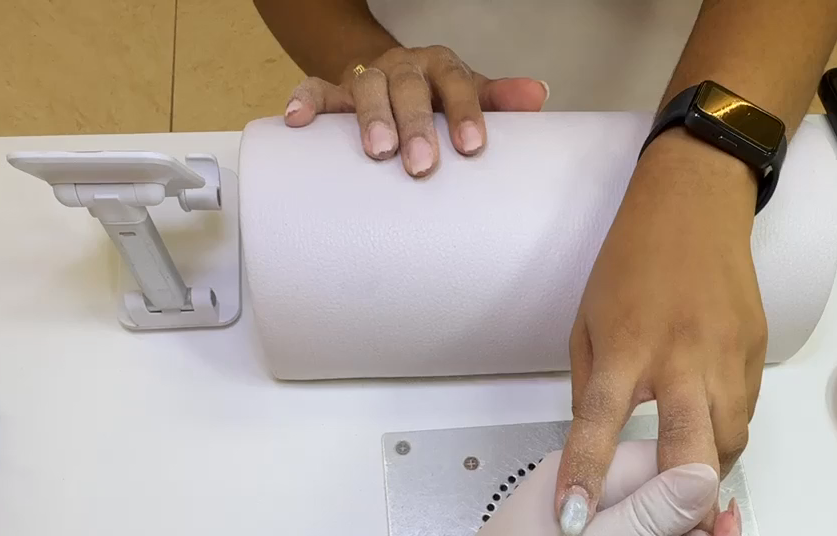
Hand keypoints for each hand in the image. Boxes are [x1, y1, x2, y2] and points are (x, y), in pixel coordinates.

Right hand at [283, 45, 547, 176]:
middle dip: (416, 125)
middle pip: (408, 87)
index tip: (472, 148)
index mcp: (440, 69)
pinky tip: (297, 122)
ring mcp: (367, 78)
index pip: (456, 83)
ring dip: (370, 118)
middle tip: (420, 165)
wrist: (392, 80)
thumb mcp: (468, 98)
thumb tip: (540, 96)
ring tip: (376, 152)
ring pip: (366, 88)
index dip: (464, 112)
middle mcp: (404, 69)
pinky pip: (317, 91)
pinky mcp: (335, 93)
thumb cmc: (436, 102)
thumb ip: (499, 100)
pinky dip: (305, 102)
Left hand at [413, 440, 717, 535]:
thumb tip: (707, 471)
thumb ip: (648, 516)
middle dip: (682, 529)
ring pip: (644, 510)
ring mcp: (574, 501)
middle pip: (657, 483)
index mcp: (581, 466)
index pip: (665, 458)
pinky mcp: (572, 529)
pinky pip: (623, 529)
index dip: (697, 501)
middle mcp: (580, 473)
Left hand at [556, 134, 765, 535]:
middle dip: (682, 514)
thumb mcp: (587, 326)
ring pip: (726, 446)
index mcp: (626, 349)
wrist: (698, 202)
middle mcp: (681, 359)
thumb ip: (594, 393)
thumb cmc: (626, 267)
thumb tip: (596, 456)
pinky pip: (742, 421)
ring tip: (688, 524)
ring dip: (706, 489)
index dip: (583, 479)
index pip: (599, 425)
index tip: (569, 529)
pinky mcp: (757, 358)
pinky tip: (706, 466)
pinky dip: (723, 450)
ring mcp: (727, 358)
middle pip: (689, 451)